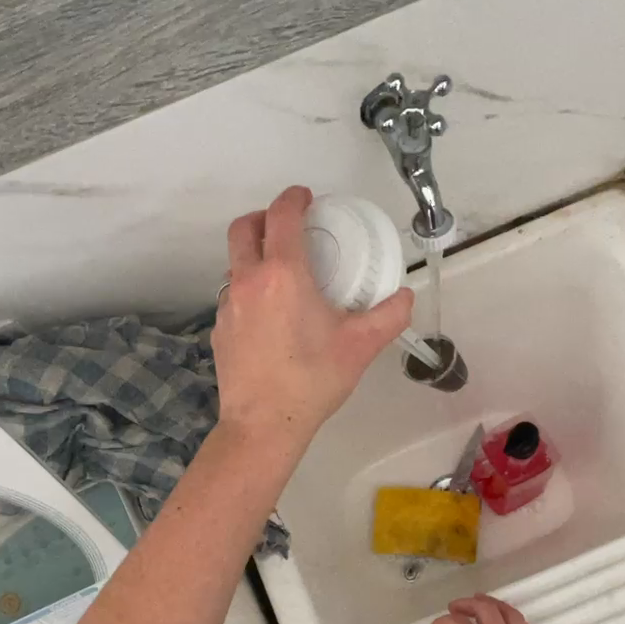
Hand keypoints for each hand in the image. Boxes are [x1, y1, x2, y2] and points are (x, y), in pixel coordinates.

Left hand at [213, 186, 414, 450]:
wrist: (264, 425)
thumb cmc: (312, 381)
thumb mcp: (361, 346)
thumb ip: (389, 316)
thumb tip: (404, 298)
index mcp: (282, 274)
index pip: (282, 215)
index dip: (294, 198)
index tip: (306, 198)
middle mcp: (248, 282)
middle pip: (244, 228)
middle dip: (264, 218)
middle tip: (287, 227)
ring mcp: (227, 307)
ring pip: (235, 264)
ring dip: (254, 256)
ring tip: (281, 275)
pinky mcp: (219, 332)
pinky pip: (232, 297)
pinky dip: (249, 291)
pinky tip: (269, 317)